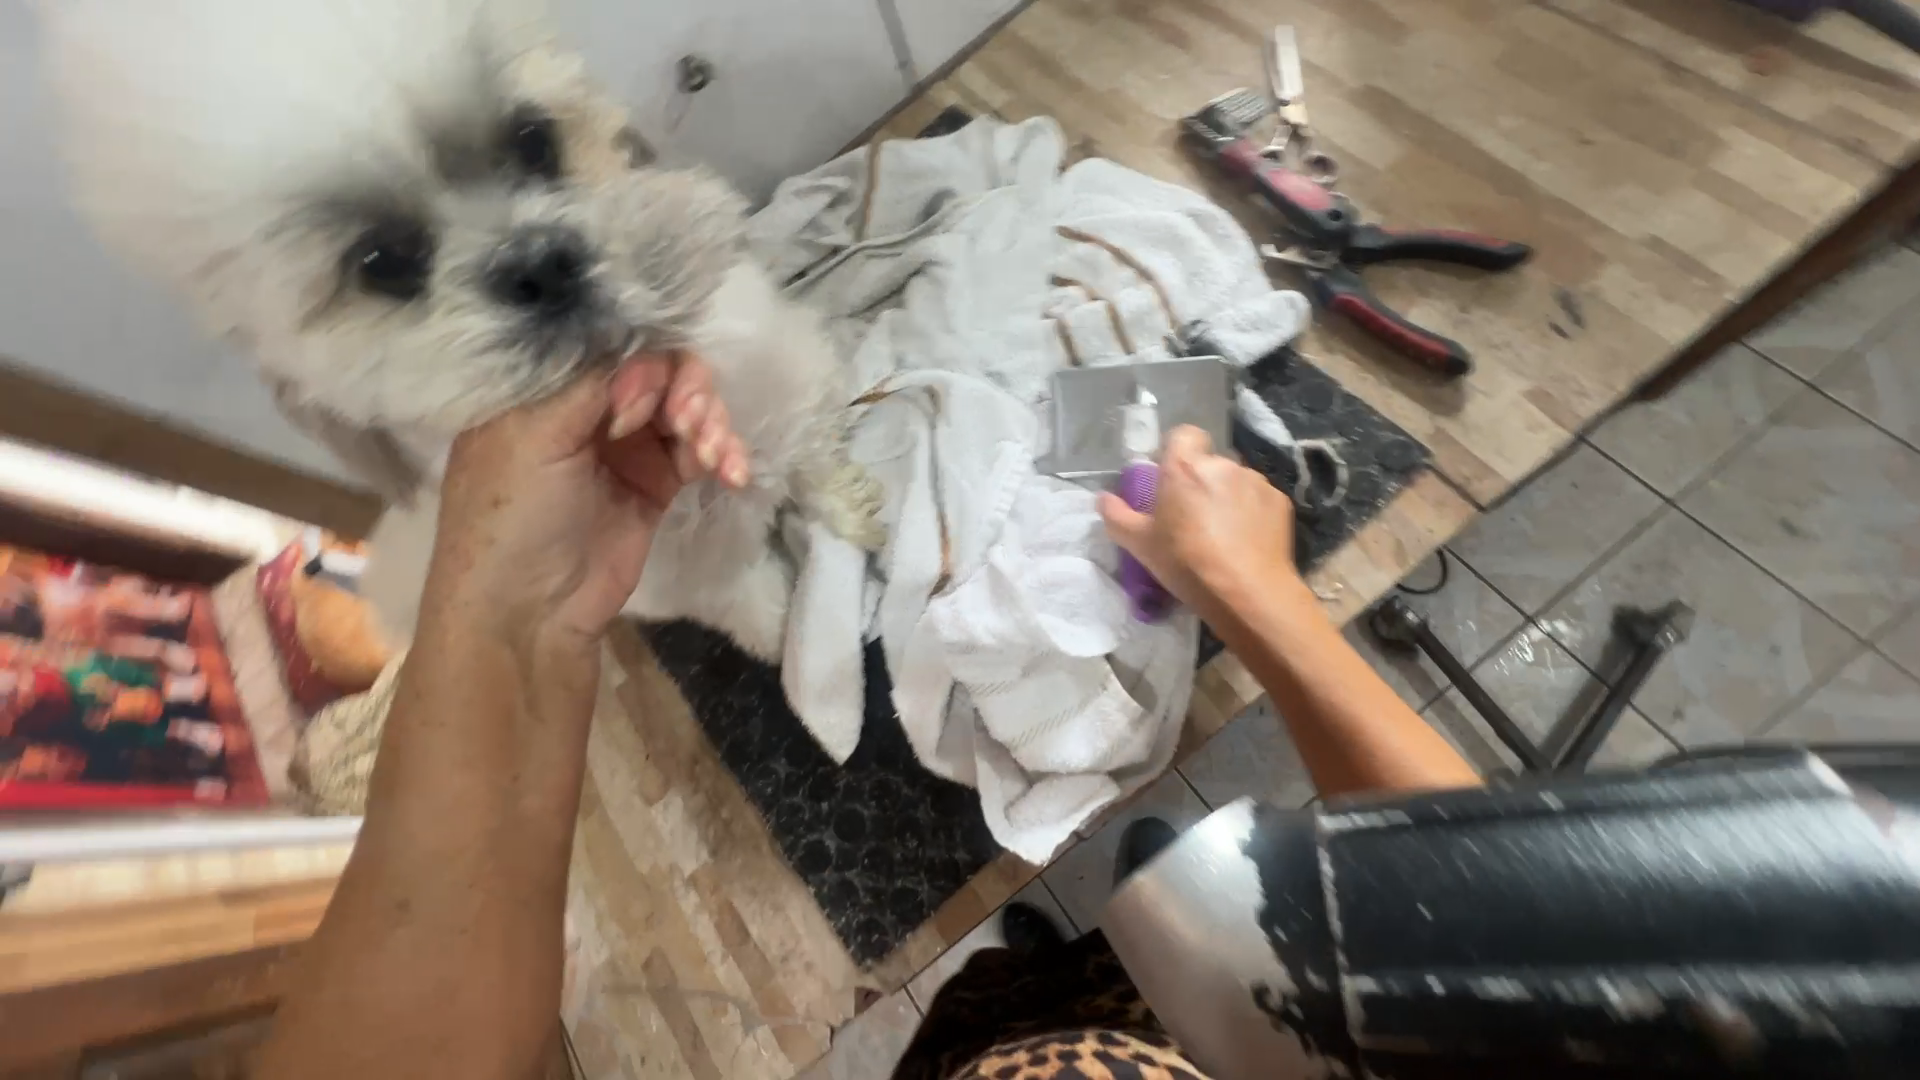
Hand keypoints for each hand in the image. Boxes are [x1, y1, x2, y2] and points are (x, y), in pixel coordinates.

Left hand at [423, 352, 748, 648]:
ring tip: (716, 456)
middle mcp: (592, 409)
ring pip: (689, 409)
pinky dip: (725, 455)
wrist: (532, 609)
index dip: (643, 363)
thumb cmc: (512, 515)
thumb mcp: (534, 437)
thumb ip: (593, 388)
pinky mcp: (661, 481)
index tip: (642, 401)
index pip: (613, 347)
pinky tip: (733, 473)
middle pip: (662, 373)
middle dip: (688, 392)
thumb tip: (652, 360)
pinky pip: (702, 452)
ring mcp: (630, 446)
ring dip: (713, 423)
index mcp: (549, 389)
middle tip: (691, 424)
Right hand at [1098, 426, 1308, 624]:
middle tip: (1191, 516)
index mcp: (1184, 467)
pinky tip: (1244, 541)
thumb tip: (1102, 499)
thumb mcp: (1140, 544)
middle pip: (1209, 462)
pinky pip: (1258, 499)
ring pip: (1235, 481)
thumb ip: (1116, 517)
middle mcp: (1222, 465)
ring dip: (1227, 497)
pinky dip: (1250, 513)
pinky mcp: (1280, 501)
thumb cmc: (1185, 562)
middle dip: (1201, 481)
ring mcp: (1255, 481)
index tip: (1170, 479)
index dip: (1177, 452)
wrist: (1245, 591)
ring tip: (1221, 533)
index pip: (1184, 435)